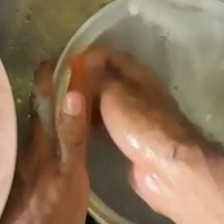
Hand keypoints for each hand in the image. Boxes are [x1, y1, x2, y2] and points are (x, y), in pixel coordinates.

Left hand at [0, 61, 92, 223]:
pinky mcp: (16, 194)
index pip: (43, 101)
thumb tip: (74, 91)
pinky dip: (39, 146)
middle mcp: (25, 154)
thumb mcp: (71, 178)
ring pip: (31, 137)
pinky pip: (29, 158)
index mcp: (41, 146)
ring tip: (57, 110)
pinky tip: (44, 153)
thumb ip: (72, 137)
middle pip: (35, 117)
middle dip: (46, 95)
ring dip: (43, 121)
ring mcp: (18, 174)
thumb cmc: (49, 222)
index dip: (48, 77)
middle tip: (60, 78)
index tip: (55, 56)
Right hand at [70, 45, 218, 220]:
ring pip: (106, 105)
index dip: (87, 56)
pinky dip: (91, 125)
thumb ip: (96, 77)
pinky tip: (74, 130)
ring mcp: (136, 119)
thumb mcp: (113, 92)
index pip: (110, 56)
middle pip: (107, 81)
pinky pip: (107, 127)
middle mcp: (139, 93)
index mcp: (138, 75)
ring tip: (60, 108)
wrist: (166, 167)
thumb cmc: (140, 123)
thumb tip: (82, 66)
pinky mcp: (131, 141)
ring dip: (86, 105)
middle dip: (84, 82)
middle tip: (57, 88)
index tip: (64, 64)